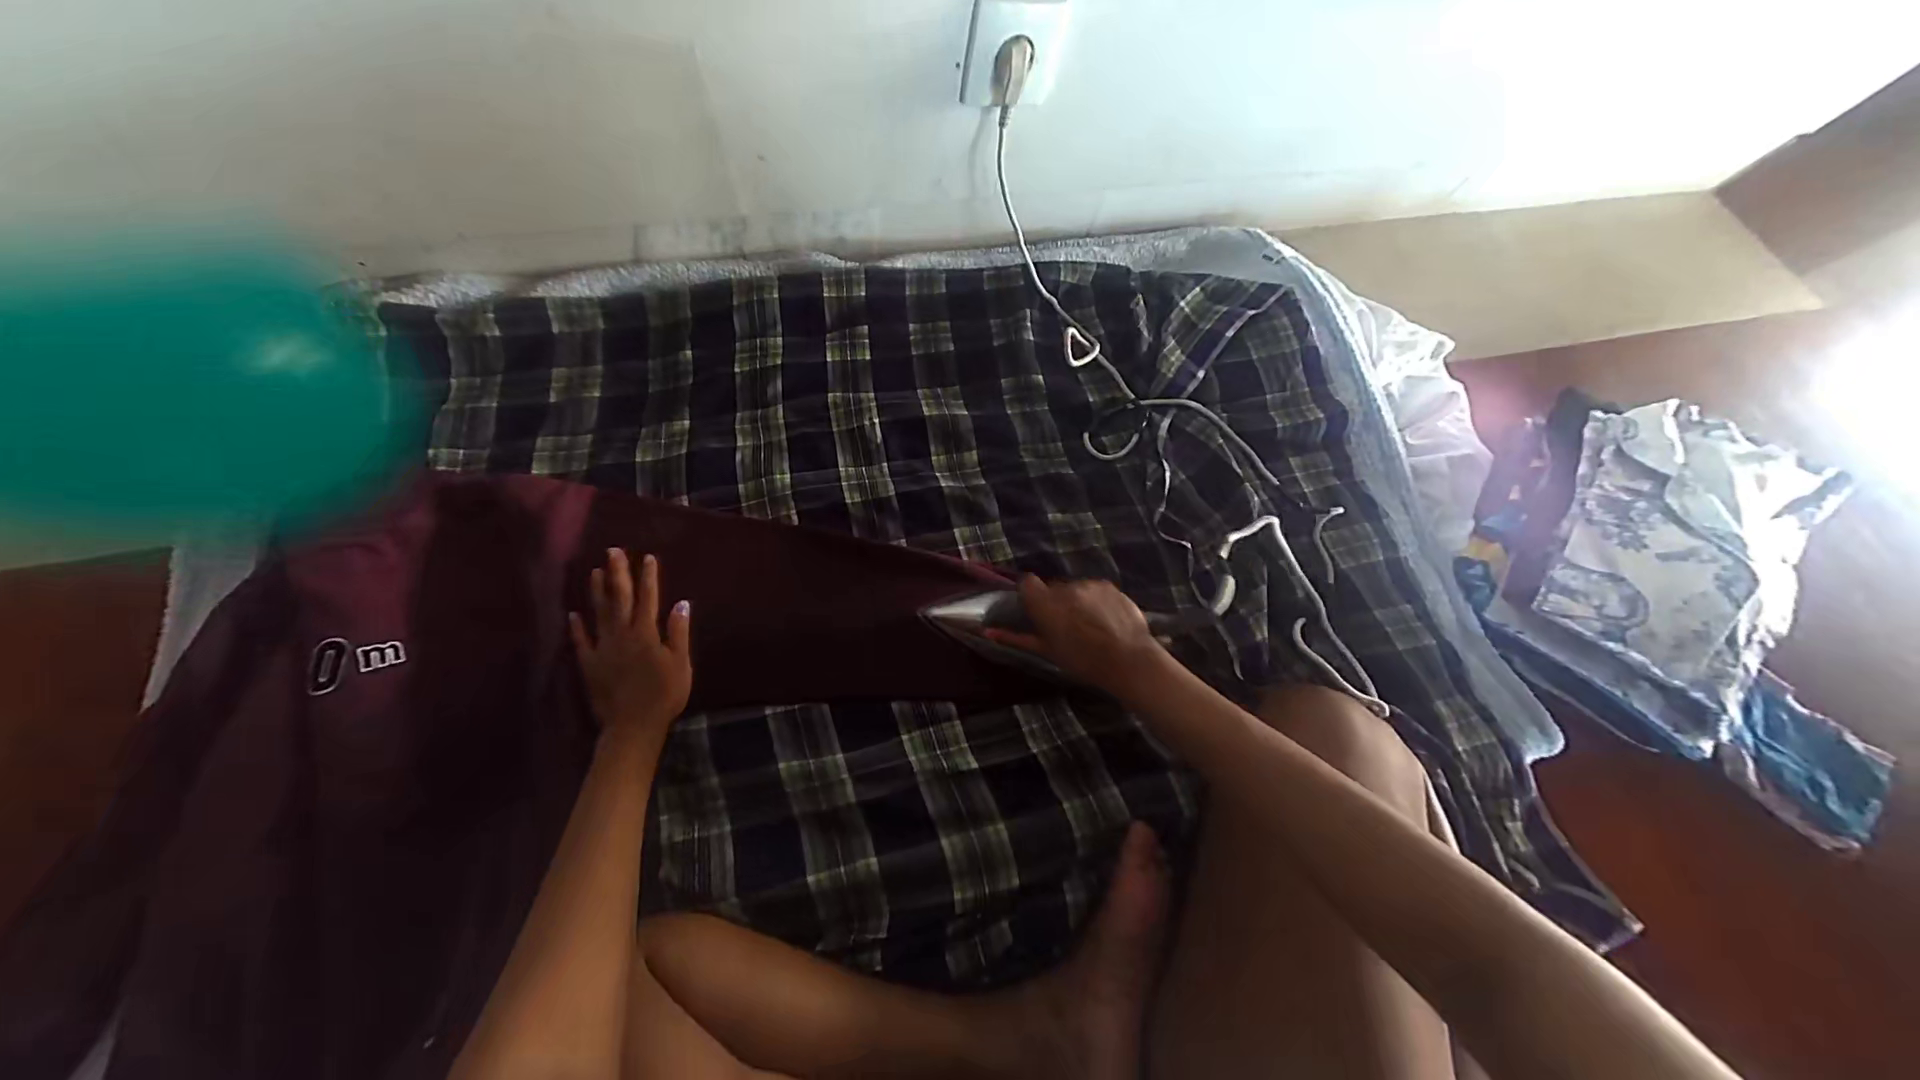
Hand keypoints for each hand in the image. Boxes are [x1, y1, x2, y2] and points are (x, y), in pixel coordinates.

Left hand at [569, 548, 691, 741]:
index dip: (648, 577)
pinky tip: (573, 613)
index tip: (647, 557)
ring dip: (598, 591)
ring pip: (599, 613)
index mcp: (646, 633)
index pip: (648, 598)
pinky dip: (577, 626)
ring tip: (596, 571)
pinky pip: (581, 641)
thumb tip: (681, 603)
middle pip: (619, 599)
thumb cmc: (664, 694)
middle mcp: (622, 635)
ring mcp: (602, 648)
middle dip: (618, 573)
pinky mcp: (589, 665)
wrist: (633, 725)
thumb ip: (678, 632)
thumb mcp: (681, 663)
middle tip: (613, 551)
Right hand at [984, 575, 1165, 691]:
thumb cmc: (1082, 661)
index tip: (1035, 609)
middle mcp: (1063, 587)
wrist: (1128, 659)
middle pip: (1052, 587)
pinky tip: (1105, 620)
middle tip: (1065, 625)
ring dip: (1077, 601)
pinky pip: (1095, 590)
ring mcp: (1088, 584)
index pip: (1026, 581)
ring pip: (1075, 589)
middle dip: (1055, 601)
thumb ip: (1015, 638)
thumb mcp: (1046, 652)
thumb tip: (986, 632)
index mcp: (1044, 603)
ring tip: (1089, 625)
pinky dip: (1096, 601)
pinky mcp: (1109, 585)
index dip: (1029, 593)